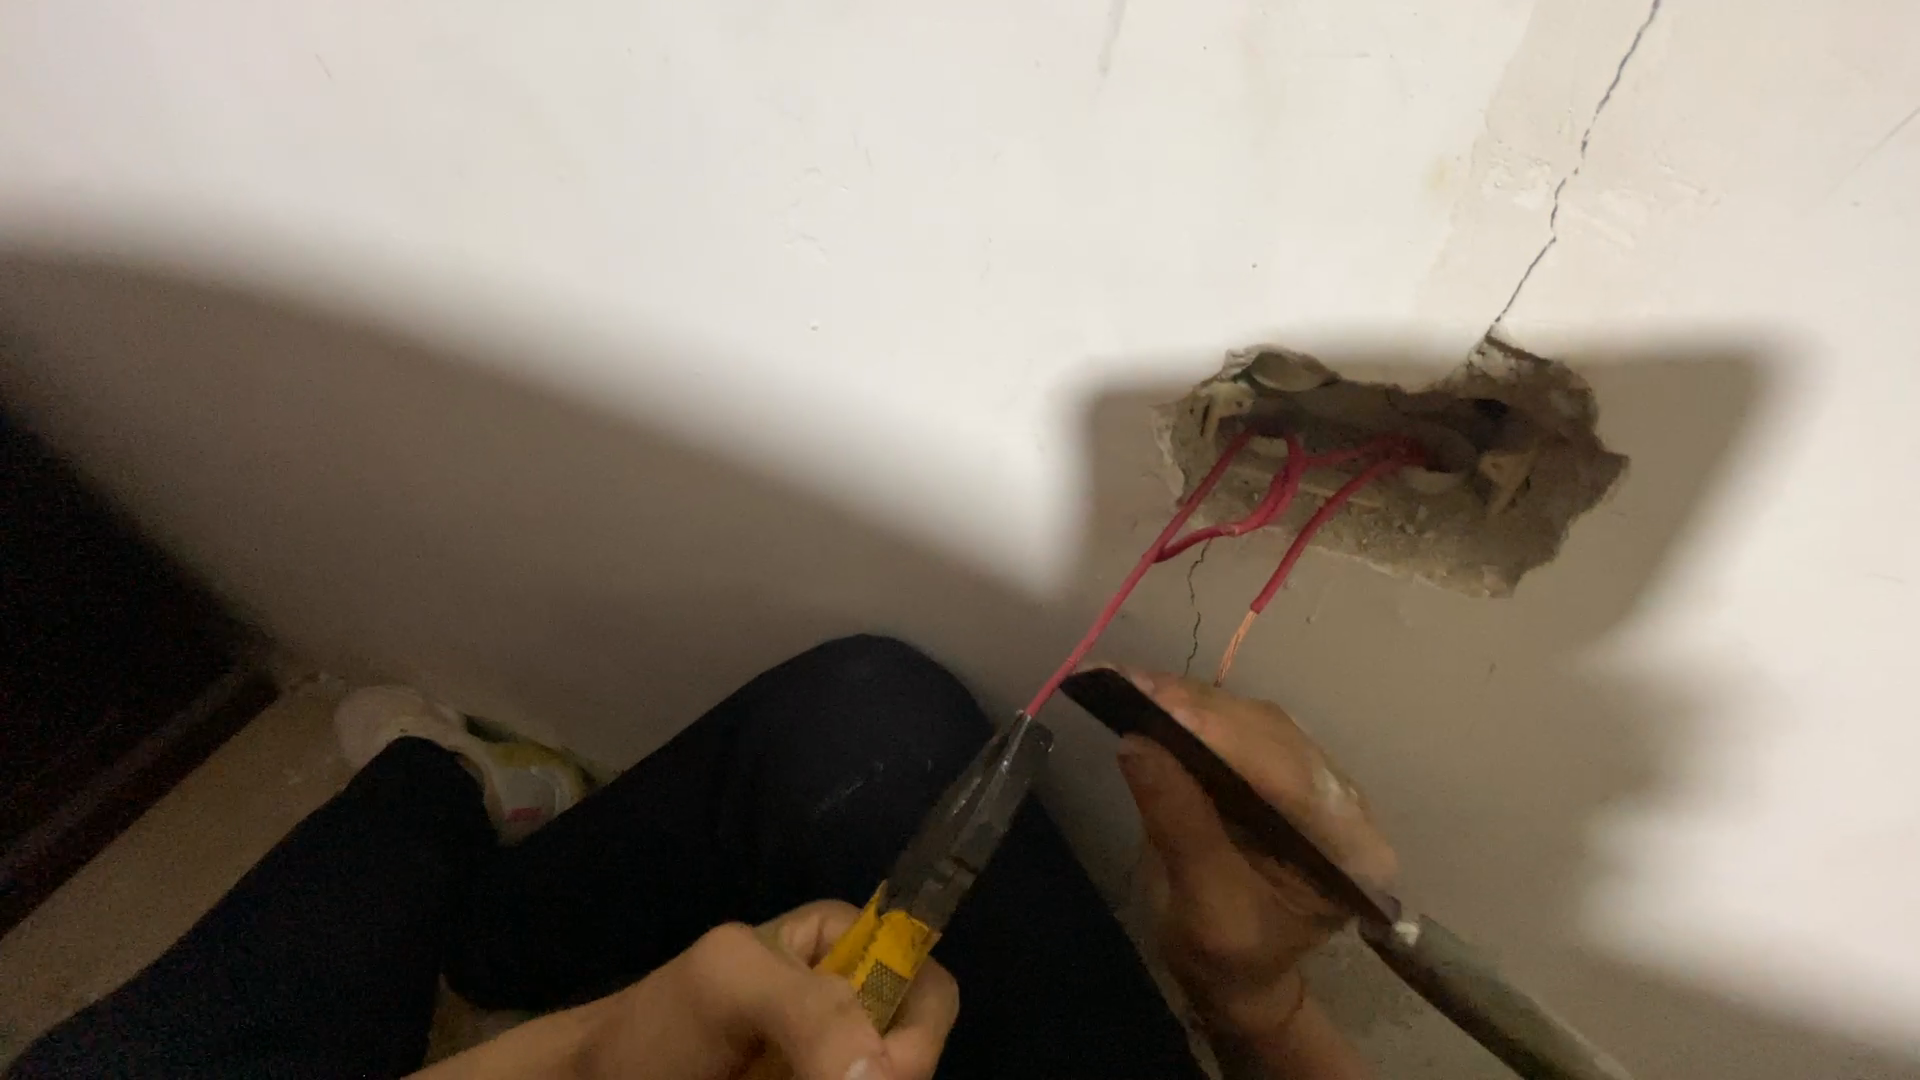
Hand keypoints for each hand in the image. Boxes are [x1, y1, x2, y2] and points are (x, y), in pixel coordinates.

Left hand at [586, 901, 959, 1079]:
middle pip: (913, 1060)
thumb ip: (812, 1008)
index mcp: (849, 951)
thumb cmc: (660, 1022)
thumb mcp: (732, 982)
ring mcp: (835, 1069)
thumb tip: (883, 1076)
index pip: (928, 986)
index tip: (881, 1077)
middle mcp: (855, 1014)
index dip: (920, 1035)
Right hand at [1112, 671, 1394, 1046]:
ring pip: (1253, 719)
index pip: (1290, 777)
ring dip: (1191, 700)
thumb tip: (1137, 741)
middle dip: (1200, 710)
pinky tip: (1151, 695)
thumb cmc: (1227, 956)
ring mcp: (1310, 778)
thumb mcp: (1202, 905)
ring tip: (1132, 684)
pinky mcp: (1275, 765)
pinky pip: (1236, 724)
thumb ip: (1178, 824)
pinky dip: (1189, 707)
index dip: (1227, 736)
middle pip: (1273, 736)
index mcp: (1349, 851)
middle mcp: (1341, 803)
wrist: (1233, 972)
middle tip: (1133, 685)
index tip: (1165, 705)